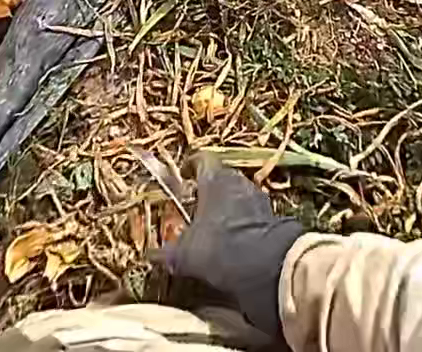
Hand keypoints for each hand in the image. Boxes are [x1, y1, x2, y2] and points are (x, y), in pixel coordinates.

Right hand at [160, 153, 304, 336]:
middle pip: (219, 176)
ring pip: (236, 192)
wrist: (264, 262)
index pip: (201, 159)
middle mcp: (236, 178)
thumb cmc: (217, 245)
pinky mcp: (270, 213)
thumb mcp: (186, 253)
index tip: (183, 175)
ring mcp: (255, 194)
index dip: (191, 166)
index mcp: (213, 177)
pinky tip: (233, 240)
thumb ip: (168, 252)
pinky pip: (250, 211)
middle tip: (195, 206)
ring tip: (214, 226)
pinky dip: (241, 220)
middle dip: (208, 189)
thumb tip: (151, 256)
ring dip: (226, 205)